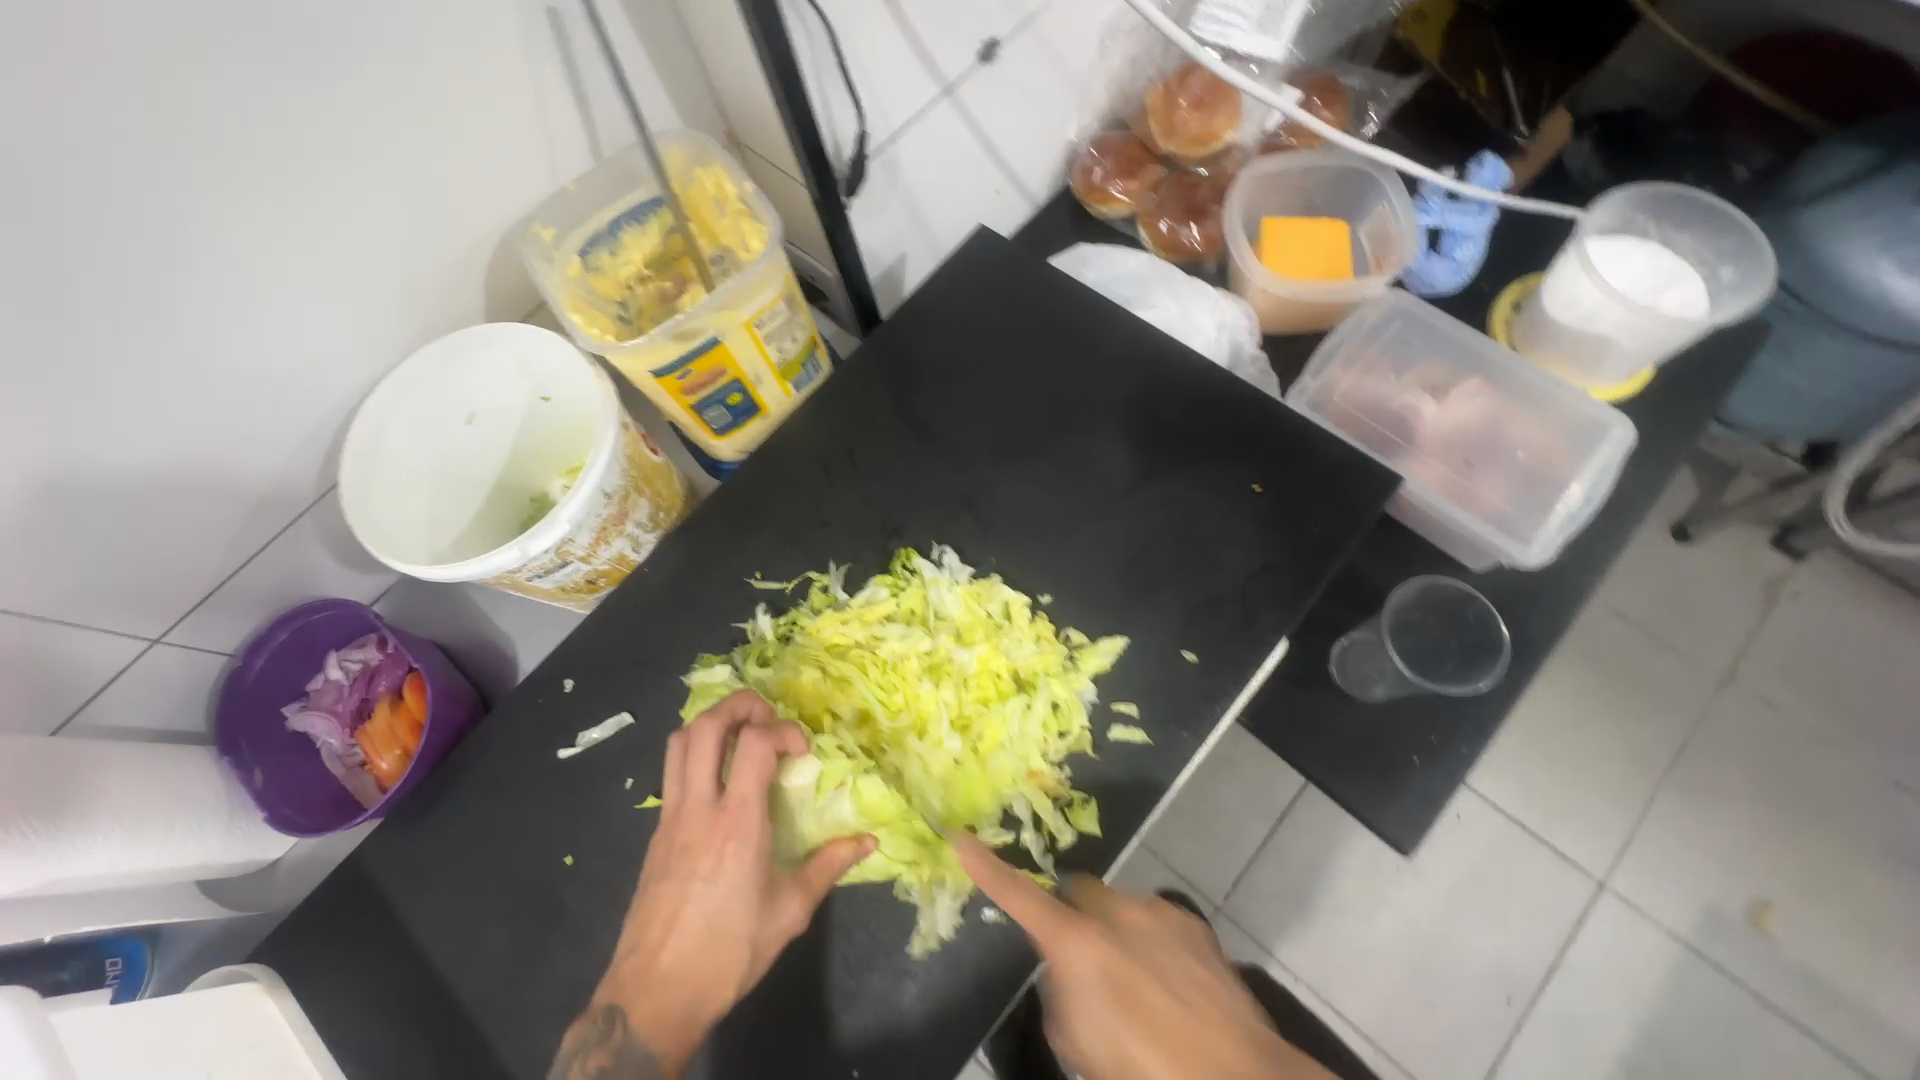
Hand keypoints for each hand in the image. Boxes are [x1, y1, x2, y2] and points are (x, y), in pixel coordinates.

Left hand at [550, 691, 873, 1079]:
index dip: (781, 729)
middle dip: (738, 706)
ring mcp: (670, 818)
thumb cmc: (730, 951)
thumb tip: (869, 841)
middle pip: (705, 726)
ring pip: (677, 743)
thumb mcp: (791, 911)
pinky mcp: (655, 834)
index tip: (803, 749)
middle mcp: (699, 807)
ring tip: (741, 734)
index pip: (753, 743)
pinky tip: (719, 780)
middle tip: (767, 716)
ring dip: (710, 723)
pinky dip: (694, 754)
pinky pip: (671, 773)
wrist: (656, 993)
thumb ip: (829, 866)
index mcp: (738, 822)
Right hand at [952, 833, 1332, 1079]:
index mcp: (1075, 944)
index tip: (961, 840)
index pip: (1018, 896)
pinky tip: (1170, 983)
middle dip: (1072, 915)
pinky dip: (1150, 941)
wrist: (1234, 1076)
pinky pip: (1155, 920)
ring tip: (1138, 985)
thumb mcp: (1077, 1044)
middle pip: (1076, 891)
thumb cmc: (1141, 1070)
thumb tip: (1067, 973)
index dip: (987, 869)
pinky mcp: (1192, 923)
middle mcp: (1114, 913)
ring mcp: (1156, 912)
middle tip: (1084, 963)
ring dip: (1115, 932)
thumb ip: (1060, 995)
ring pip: (1119, 907)